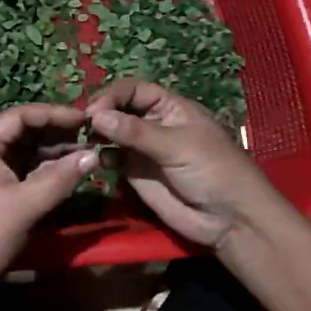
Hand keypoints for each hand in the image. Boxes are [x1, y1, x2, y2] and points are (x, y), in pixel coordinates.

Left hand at [0, 103, 97, 296]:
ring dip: (55, 149)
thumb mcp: (28, 205)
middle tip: (90, 134)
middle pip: (24, 130)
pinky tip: (70, 168)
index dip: (53, 114)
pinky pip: (25, 166)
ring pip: (27, 148)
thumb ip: (61, 178)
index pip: (20, 116)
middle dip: (57, 131)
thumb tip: (94, 155)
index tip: (84, 119)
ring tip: (87, 150)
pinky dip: (47, 166)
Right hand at [85, 79, 281, 247]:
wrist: (229, 219)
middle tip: (80, 125)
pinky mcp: (136, 174)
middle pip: (119, 109)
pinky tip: (94, 160)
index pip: (134, 90)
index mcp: (170, 107)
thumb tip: (96, 116)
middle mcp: (154, 124)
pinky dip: (100, 157)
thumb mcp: (177, 145)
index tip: (93, 111)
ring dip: (96, 134)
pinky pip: (113, 159)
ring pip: (113, 134)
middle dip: (100, 114)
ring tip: (81, 140)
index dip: (112, 96)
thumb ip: (136, 132)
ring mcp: (144, 149)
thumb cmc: (213, 170)